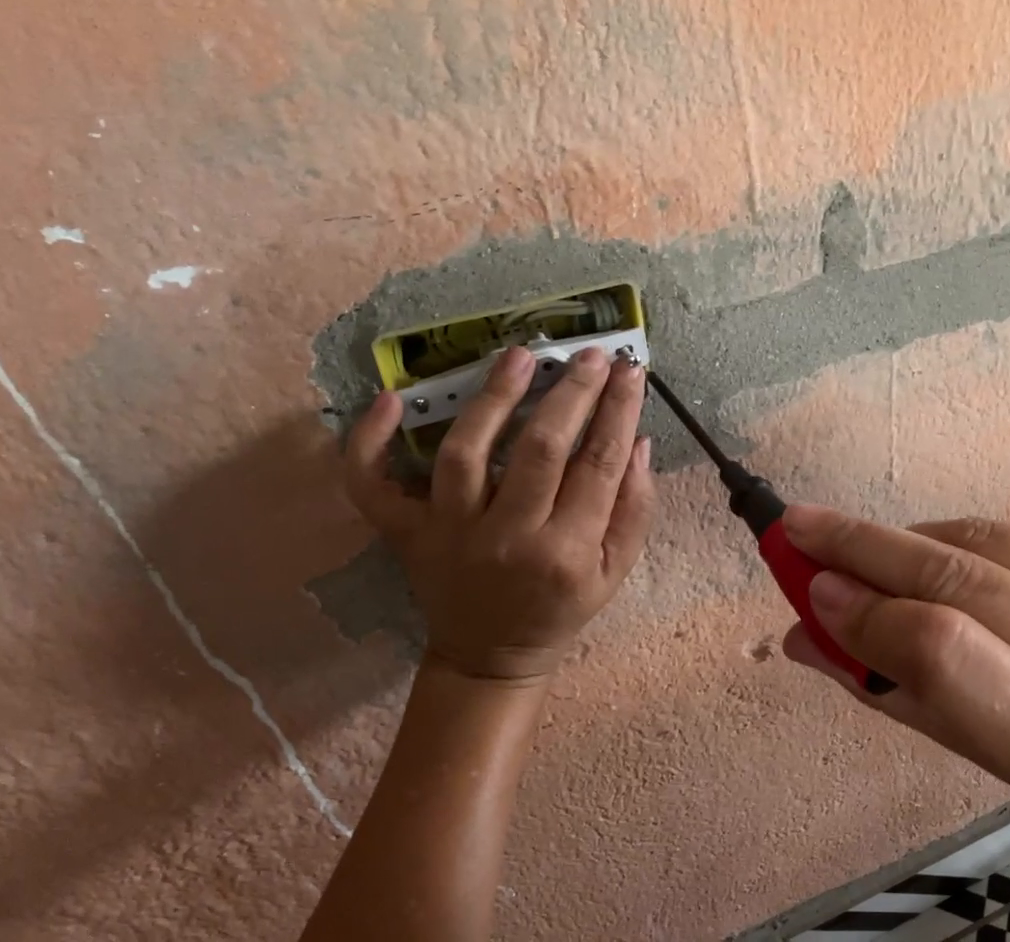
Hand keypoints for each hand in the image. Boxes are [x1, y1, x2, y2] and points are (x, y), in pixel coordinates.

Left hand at [343, 346, 656, 682]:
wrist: (490, 656)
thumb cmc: (559, 609)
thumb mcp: (614, 572)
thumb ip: (634, 509)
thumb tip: (639, 441)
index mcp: (566, 552)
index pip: (600, 463)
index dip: (619, 410)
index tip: (630, 371)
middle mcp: (507, 538)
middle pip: (541, 449)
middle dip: (571, 393)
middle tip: (589, 354)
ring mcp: (449, 533)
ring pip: (465, 454)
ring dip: (492, 399)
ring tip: (519, 357)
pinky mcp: (407, 533)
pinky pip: (374, 486)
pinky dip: (369, 442)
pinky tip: (390, 399)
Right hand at [780, 508, 1009, 845]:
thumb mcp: (997, 763)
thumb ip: (898, 697)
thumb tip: (804, 638)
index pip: (948, 654)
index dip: (869, 617)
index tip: (809, 593)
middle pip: (957, 580)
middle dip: (863, 548)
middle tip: (793, 528)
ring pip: (978, 542)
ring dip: (898, 537)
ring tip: (843, 540)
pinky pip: (1008, 531)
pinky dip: (946, 535)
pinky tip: (916, 548)